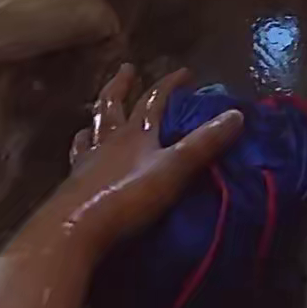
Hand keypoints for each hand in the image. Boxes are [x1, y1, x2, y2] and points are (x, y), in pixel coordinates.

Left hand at [38, 64, 241, 257]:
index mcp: (134, 133)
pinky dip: (82, 153)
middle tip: (126, 70)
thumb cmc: (126, 197)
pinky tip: (81, 161)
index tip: (185, 72)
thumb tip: (238, 113)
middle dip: (120, 86)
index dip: (170, 83)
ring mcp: (85, 167)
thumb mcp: (175, 168)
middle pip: (111, 107)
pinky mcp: (70, 193)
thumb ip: (205, 142)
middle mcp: (107, 143)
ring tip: (95, 118)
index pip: (154, 99)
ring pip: (89, 134)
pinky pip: (77, 163)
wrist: (68, 237)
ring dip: (95, 122)